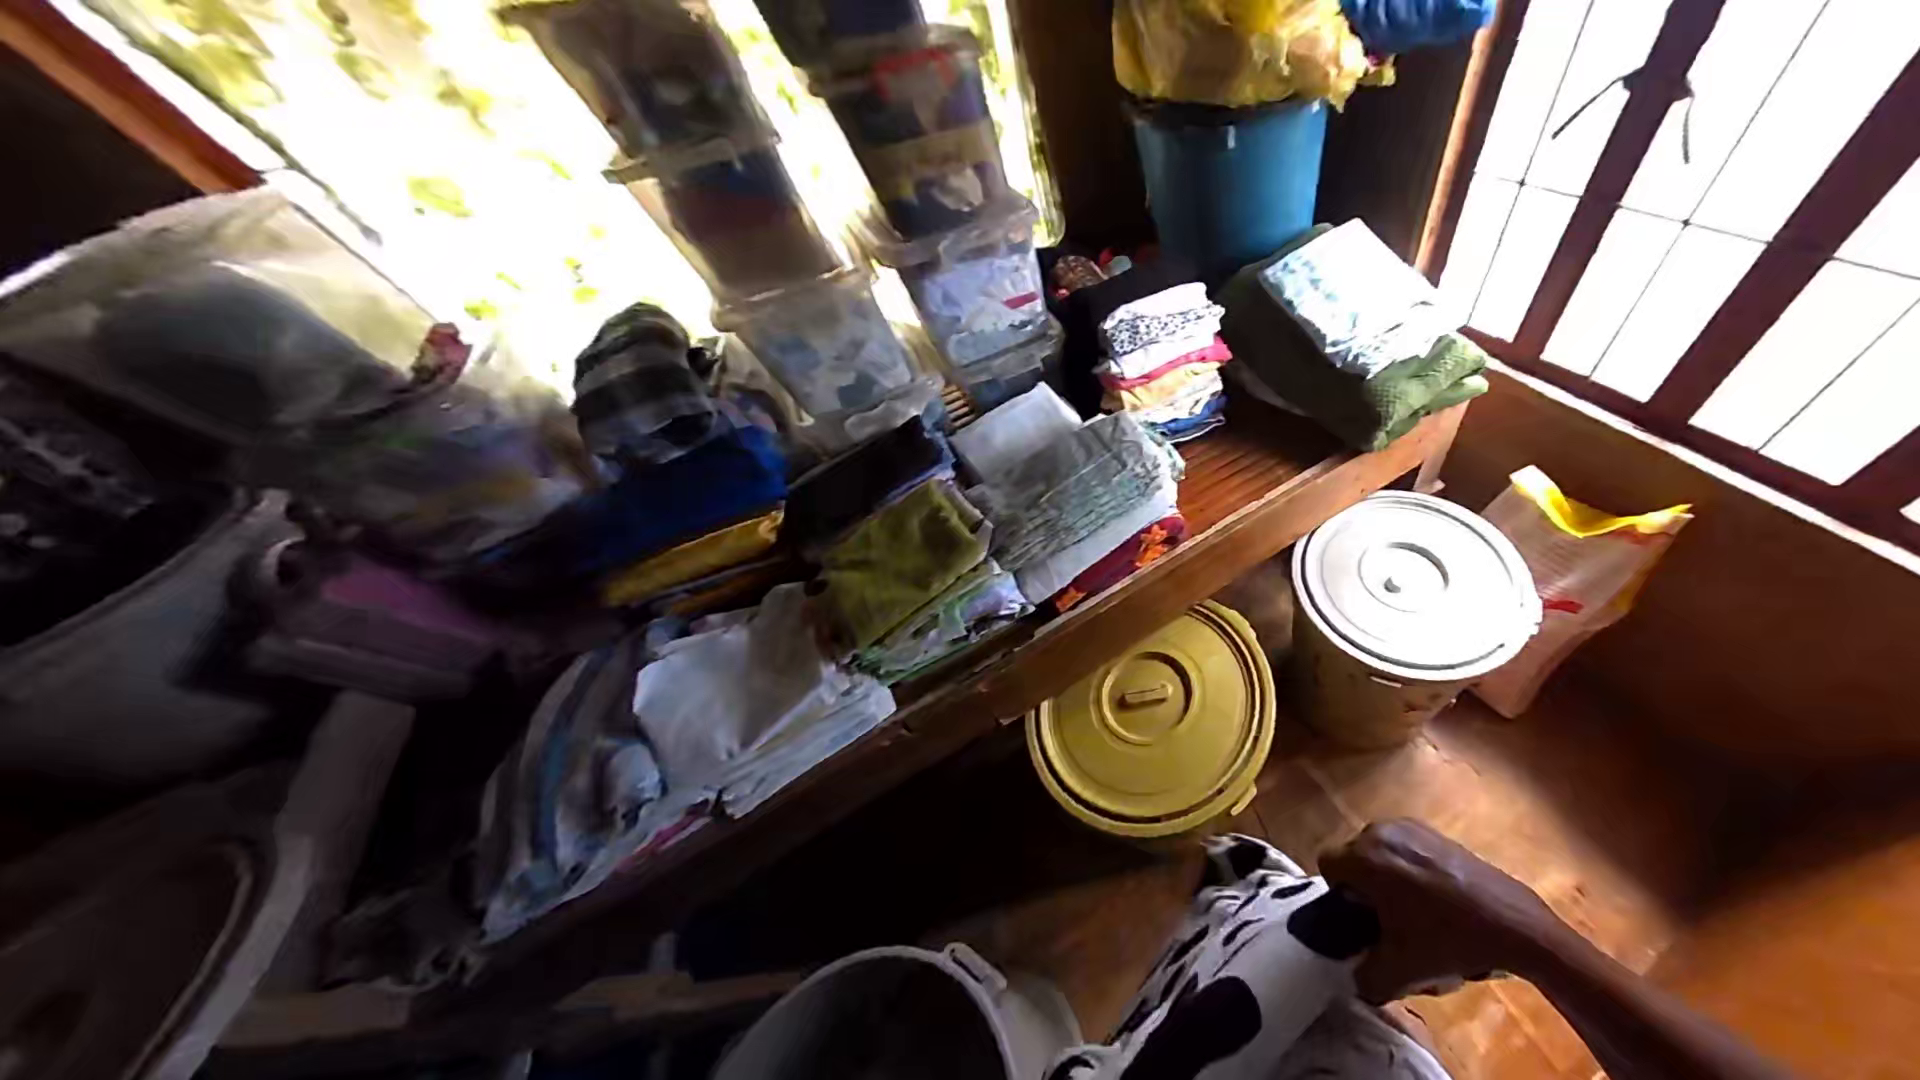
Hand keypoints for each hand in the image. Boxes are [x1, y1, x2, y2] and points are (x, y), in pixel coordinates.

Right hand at [1320, 819, 1564, 1003]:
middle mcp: (1378, 832)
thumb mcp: (1402, 970)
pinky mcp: (1434, 831)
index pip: (1328, 866)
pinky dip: (1411, 867)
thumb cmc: (1450, 942)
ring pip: (1379, 851)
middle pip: (1354, 858)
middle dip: (1366, 885)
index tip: (1367, 919)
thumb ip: (1365, 976)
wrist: (1519, 928)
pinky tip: (1438, 896)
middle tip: (1392, 918)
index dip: (1342, 896)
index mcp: (1362, 857)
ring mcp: (1408, 827)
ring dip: (1387, 874)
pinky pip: (1405, 847)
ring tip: (1418, 907)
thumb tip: (1354, 977)